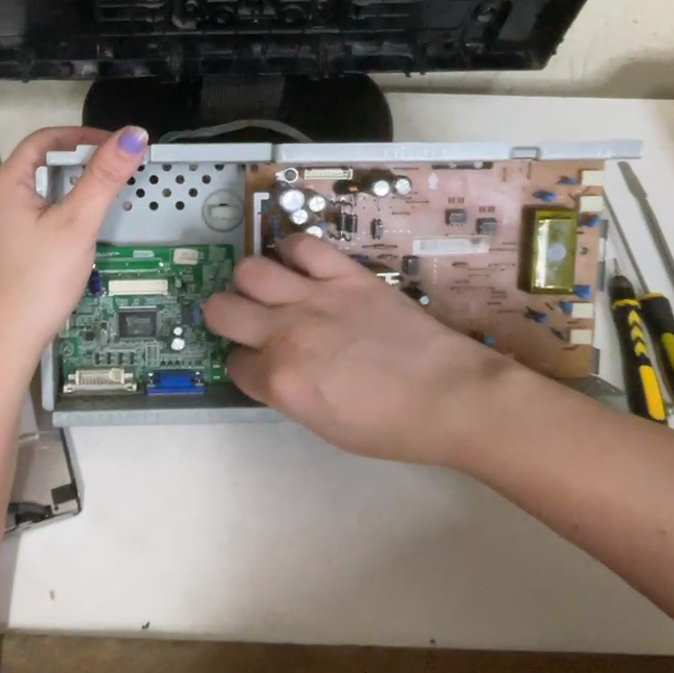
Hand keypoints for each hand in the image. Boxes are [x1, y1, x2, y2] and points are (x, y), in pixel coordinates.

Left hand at [0, 125, 147, 363]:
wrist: (5, 340)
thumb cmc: (37, 281)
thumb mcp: (77, 224)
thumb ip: (104, 177)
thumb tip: (133, 135)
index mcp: (5, 182)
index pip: (46, 138)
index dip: (83, 136)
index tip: (118, 147)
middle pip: (43, 162)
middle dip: (82, 162)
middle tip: (118, 172)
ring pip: (43, 190)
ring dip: (75, 188)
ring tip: (106, 198)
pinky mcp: (7, 246)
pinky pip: (39, 213)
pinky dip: (64, 211)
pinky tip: (84, 229)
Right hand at [203, 235, 522, 466]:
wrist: (452, 397)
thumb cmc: (391, 427)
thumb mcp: (324, 425)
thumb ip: (287, 393)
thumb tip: (272, 369)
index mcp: (281, 381)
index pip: (234, 363)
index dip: (245, 365)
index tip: (260, 366)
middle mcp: (286, 334)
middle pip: (221, 309)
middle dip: (225, 318)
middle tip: (247, 323)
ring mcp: (315, 298)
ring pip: (250, 270)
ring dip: (251, 282)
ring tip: (269, 289)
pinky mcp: (346, 274)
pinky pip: (302, 245)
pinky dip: (291, 250)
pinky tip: (297, 263)